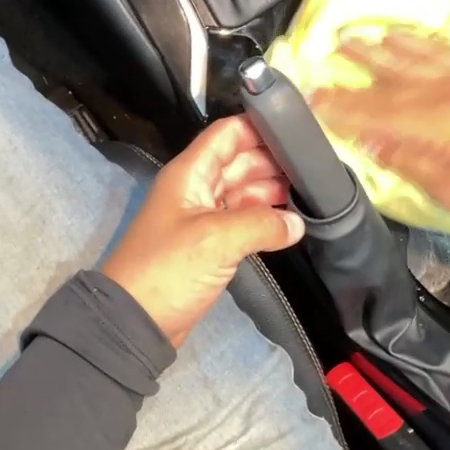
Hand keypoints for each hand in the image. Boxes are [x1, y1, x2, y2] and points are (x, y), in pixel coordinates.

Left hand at [102, 116, 306, 345]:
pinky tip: (288, 223)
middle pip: (239, 161)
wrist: (135, 321)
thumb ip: (262, 224)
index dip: (261, 128)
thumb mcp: (218, 239)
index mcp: (190, 173)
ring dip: (270, 191)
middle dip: (273, 162)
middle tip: (314, 169)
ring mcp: (200, 218)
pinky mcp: (207, 246)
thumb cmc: (169, 269)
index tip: (299, 133)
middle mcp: (195, 188)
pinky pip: (239, 221)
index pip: (228, 134)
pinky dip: (262, 219)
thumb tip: (296, 223)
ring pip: (241, 192)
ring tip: (308, 194)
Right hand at [310, 31, 449, 223]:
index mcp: (433, 122)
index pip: (374, 112)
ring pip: (412, 54)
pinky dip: (418, 41)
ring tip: (354, 36)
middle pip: (388, 76)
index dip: (340, 106)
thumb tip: (371, 142)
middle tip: (325, 54)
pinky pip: (443, 48)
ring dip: (380, 45)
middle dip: (353, 67)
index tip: (312, 99)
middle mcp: (445, 90)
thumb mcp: (448, 188)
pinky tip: (402, 36)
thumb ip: (407, 160)